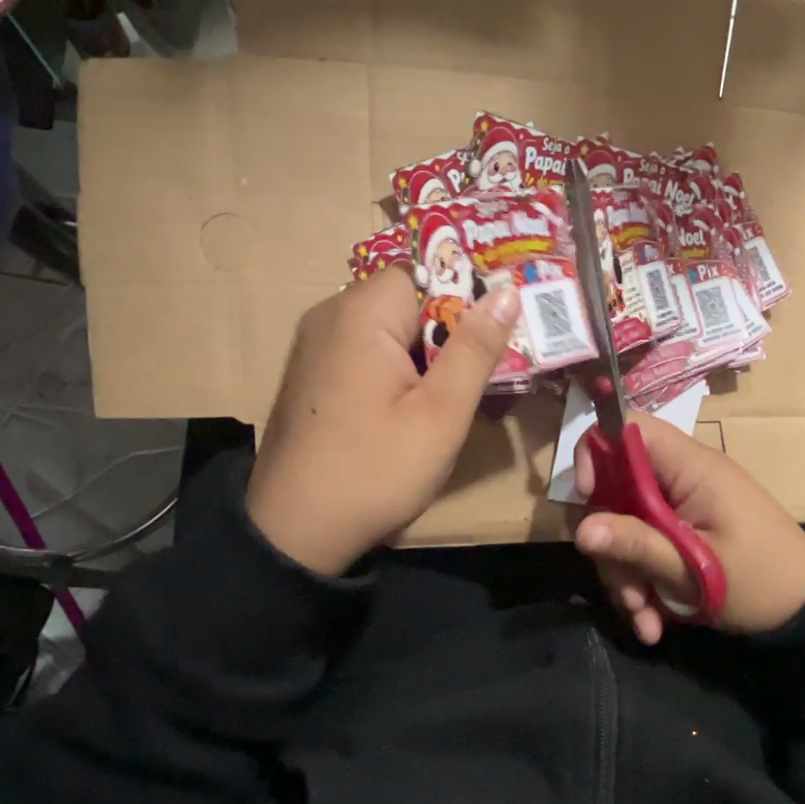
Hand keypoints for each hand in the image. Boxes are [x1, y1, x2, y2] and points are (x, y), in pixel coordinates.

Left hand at [246, 266, 520, 575]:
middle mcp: (331, 315)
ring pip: (389, 332)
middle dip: (451, 335)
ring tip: (455, 403)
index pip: (428, 272)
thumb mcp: (441, 415)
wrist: (296, 530)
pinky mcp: (312, 377)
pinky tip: (415, 415)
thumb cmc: (375, 471)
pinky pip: (366, 356)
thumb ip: (476, 349)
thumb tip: (508, 290)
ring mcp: (315, 347)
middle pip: (409, 302)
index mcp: (362, 313)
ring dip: (427, 359)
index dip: (468, 302)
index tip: (497, 342)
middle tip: (487, 380)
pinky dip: (398, 375)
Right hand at [574, 414, 804, 643]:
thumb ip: (637, 546)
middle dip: (612, 547)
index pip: (628, 429)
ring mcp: (680, 509)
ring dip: (627, 578)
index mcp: (690, 468)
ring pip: (625, 529)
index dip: (598, 454)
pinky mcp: (681, 535)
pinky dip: (644, 586)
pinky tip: (653, 623)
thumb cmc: (759, 580)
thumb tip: (581, 530)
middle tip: (628, 594)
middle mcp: (681, 480)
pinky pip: (645, 550)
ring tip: (645, 620)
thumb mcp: (693, 569)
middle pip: (616, 492)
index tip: (589, 498)